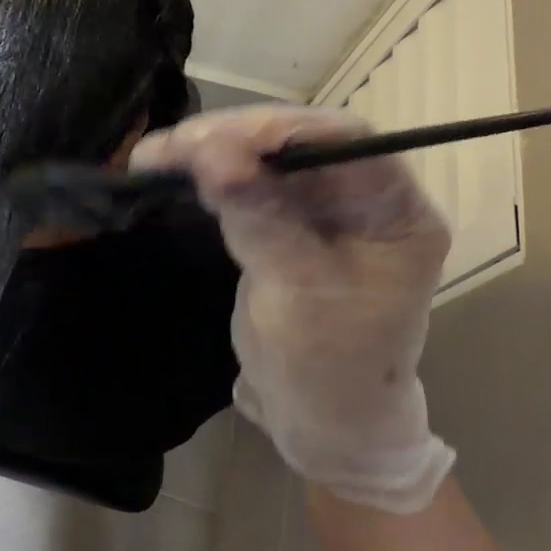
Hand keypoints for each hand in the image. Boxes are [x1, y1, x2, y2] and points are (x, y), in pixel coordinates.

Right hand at [131, 104, 455, 512]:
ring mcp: (320, 208)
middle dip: (231, 136)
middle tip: (171, 147)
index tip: (210, 140)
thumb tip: (210, 153)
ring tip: (155, 155)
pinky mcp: (282, 220)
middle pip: (296, 141)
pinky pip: (243, 182)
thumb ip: (260, 219)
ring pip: (263, 156)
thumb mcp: (298, 293)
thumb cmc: (328, 367)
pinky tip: (167, 168)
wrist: (319, 420)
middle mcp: (362, 198)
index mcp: (396, 212)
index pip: (344, 142)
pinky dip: (203, 173)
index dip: (278, 130)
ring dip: (208, 149)